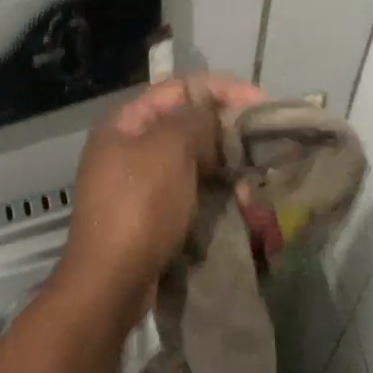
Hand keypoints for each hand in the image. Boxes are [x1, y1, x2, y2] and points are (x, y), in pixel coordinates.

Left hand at [53, 74, 266, 317]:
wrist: (109, 283)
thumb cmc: (138, 209)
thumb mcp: (171, 149)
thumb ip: (197, 119)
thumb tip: (213, 116)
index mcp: (122, 124)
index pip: (179, 88)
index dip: (223, 91)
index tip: (263, 108)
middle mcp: (123, 153)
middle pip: (183, 130)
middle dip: (224, 137)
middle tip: (260, 151)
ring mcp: (132, 192)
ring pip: (187, 169)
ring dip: (222, 173)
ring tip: (250, 186)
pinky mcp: (144, 224)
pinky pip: (182, 201)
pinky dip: (208, 200)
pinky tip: (235, 208)